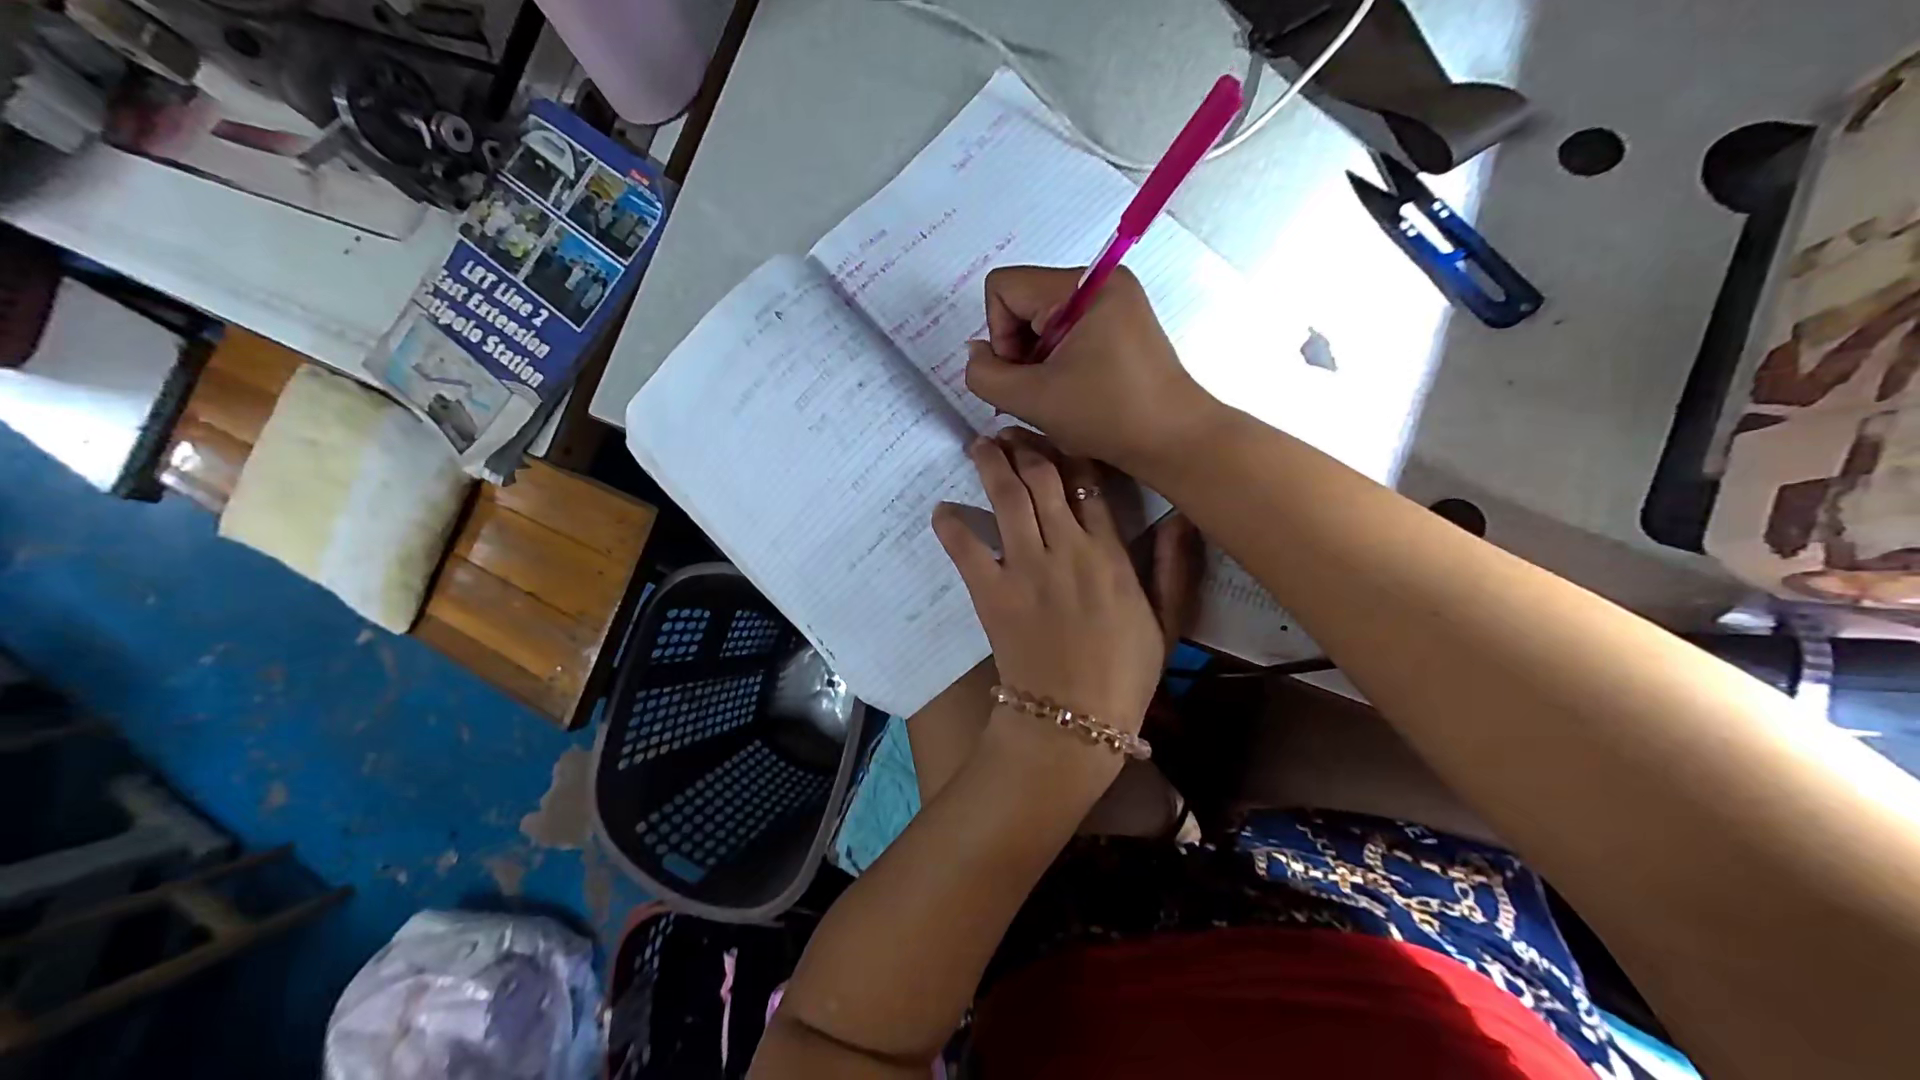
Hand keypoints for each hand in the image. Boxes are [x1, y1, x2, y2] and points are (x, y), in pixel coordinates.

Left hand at [931, 430, 1164, 741]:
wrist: (1074, 719)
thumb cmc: (1124, 675)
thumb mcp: (1168, 623)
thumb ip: (1175, 567)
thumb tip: (1181, 515)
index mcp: (1111, 555)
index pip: (1090, 486)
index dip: (1071, 454)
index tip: (1057, 434)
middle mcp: (1068, 550)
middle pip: (1044, 481)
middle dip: (1026, 447)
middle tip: (1009, 430)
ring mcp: (1026, 569)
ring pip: (1008, 500)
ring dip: (992, 466)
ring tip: (980, 445)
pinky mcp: (992, 593)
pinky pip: (966, 548)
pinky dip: (951, 525)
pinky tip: (941, 508)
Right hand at [965, 265, 1221, 471]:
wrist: (1174, 440)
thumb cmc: (1107, 416)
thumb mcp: (1032, 399)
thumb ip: (986, 374)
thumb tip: (977, 354)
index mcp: (1085, 285)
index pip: (1004, 288)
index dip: (999, 334)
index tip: (1023, 374)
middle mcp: (1102, 281)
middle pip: (1024, 301)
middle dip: (1019, 349)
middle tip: (1038, 390)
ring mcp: (1115, 302)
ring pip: (1043, 320)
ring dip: (1037, 360)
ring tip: (1057, 394)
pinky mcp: (1121, 325)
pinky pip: (1067, 331)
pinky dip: (1058, 361)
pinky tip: (1072, 391)